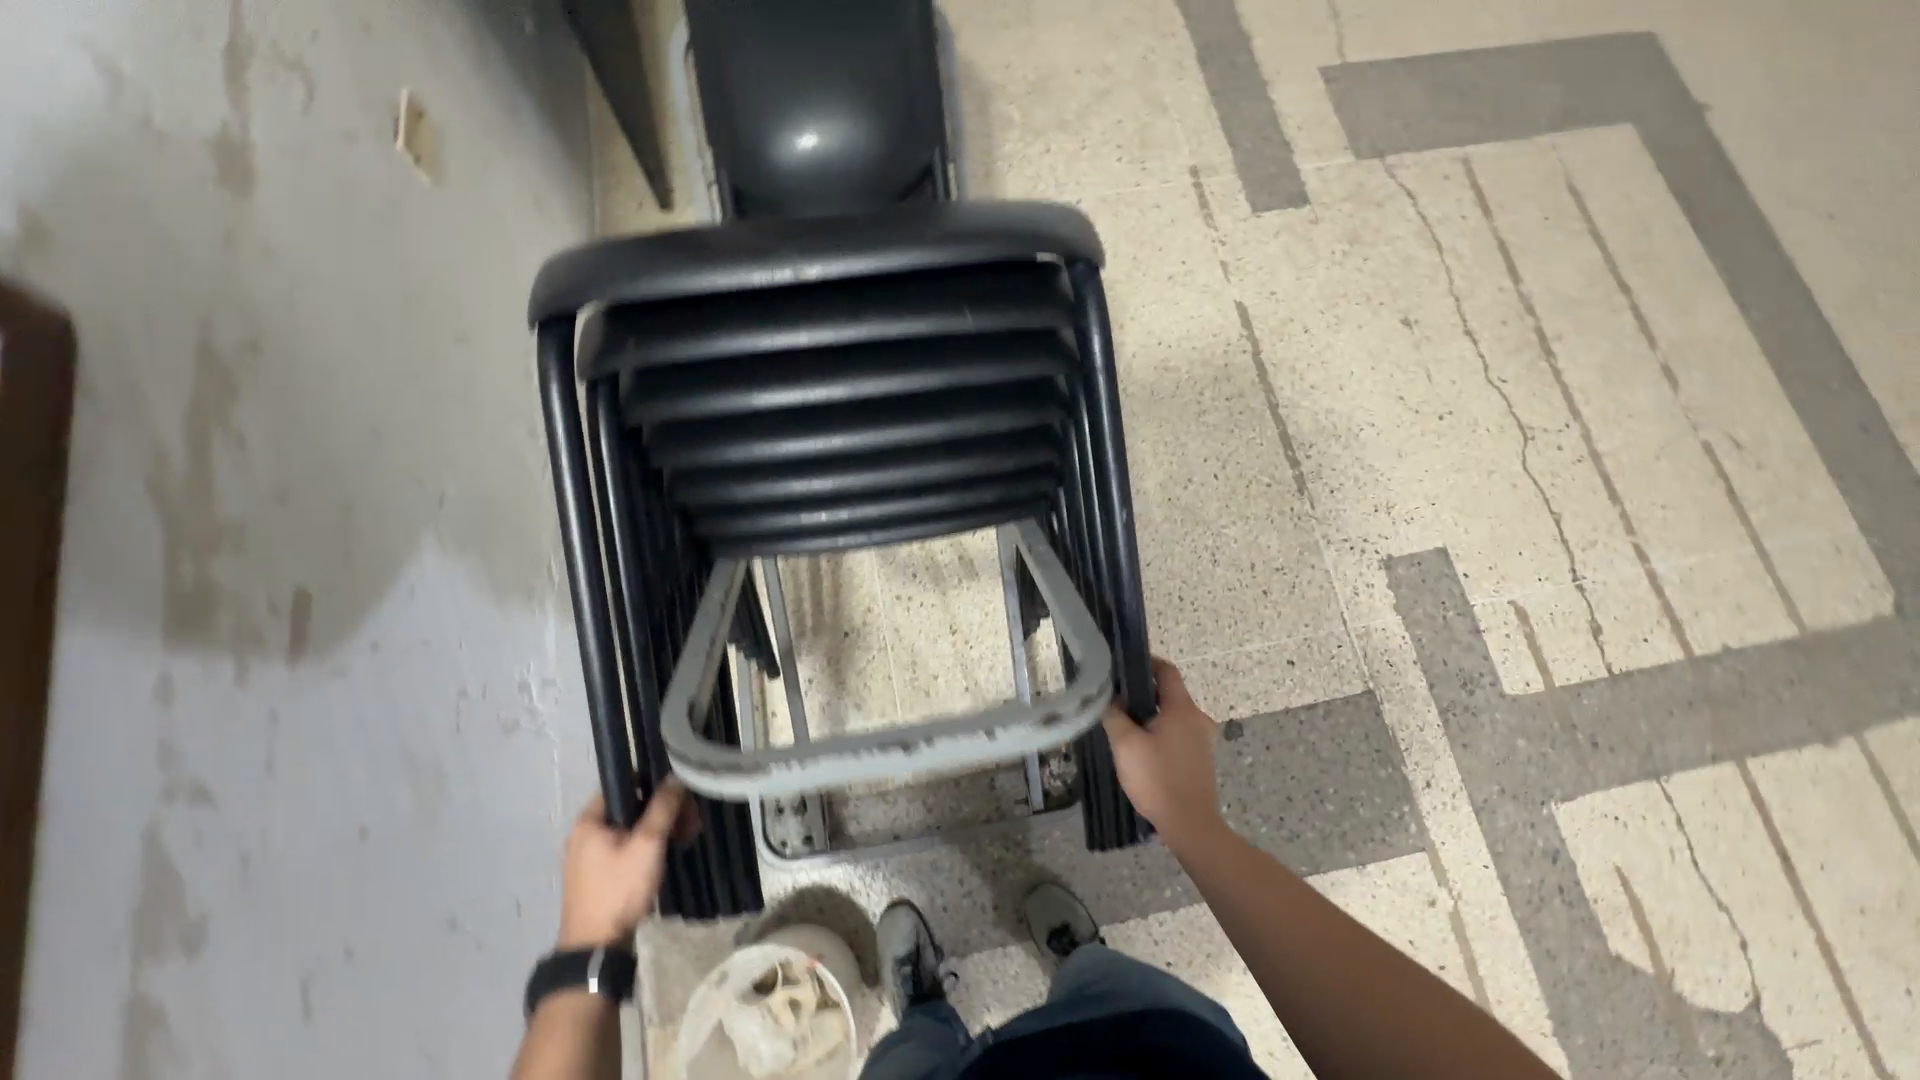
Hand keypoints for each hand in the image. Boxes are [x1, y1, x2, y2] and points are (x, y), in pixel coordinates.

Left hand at [556, 779, 699, 948]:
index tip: (679, 791)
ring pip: (630, 831)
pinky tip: (670, 853)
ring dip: (659, 830)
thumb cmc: (619, 890)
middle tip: (691, 818)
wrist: (596, 949)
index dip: (651, 783)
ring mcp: (590, 858)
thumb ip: (662, 808)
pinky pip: (626, 850)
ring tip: (688, 835)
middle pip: (629, 809)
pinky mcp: (599, 877)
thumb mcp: (647, 845)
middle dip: (662, 810)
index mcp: (588, 822)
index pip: (621, 785)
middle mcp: (585, 835)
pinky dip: (647, 847)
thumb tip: (675, 777)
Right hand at [1102, 658, 1225, 850]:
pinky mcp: (1200, 759)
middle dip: (1143, 694)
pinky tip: (1141, 750)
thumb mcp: (1125, 744)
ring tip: (1124, 727)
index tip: (1123, 667)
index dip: (1146, 663)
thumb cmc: (1157, 779)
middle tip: (1115, 701)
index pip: (1167, 671)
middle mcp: (1197, 719)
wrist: (1189, 824)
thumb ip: (1115, 715)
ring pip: (1172, 716)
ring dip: (1150, 716)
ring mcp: (1202, 740)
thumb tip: (1111, 700)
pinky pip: (1177, 735)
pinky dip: (1160, 733)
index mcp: (1182, 708)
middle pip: (1169, 694)